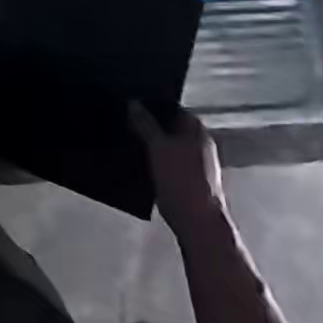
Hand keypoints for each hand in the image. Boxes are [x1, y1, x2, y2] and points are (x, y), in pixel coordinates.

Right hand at [130, 101, 225, 230]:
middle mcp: (197, 145)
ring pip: (165, 145)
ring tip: (125, 137)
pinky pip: (163, 162)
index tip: (133, 101)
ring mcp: (191, 164)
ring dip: (148, 143)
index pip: (175, 108)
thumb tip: (133, 103)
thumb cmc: (182, 179)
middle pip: (169, 127)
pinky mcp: (181, 180)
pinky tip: (134, 160)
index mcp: (197, 132)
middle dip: (149, 124)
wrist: (195, 220)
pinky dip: (150, 160)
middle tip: (124, 118)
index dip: (155, 103)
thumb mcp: (158, 146)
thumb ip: (145, 123)